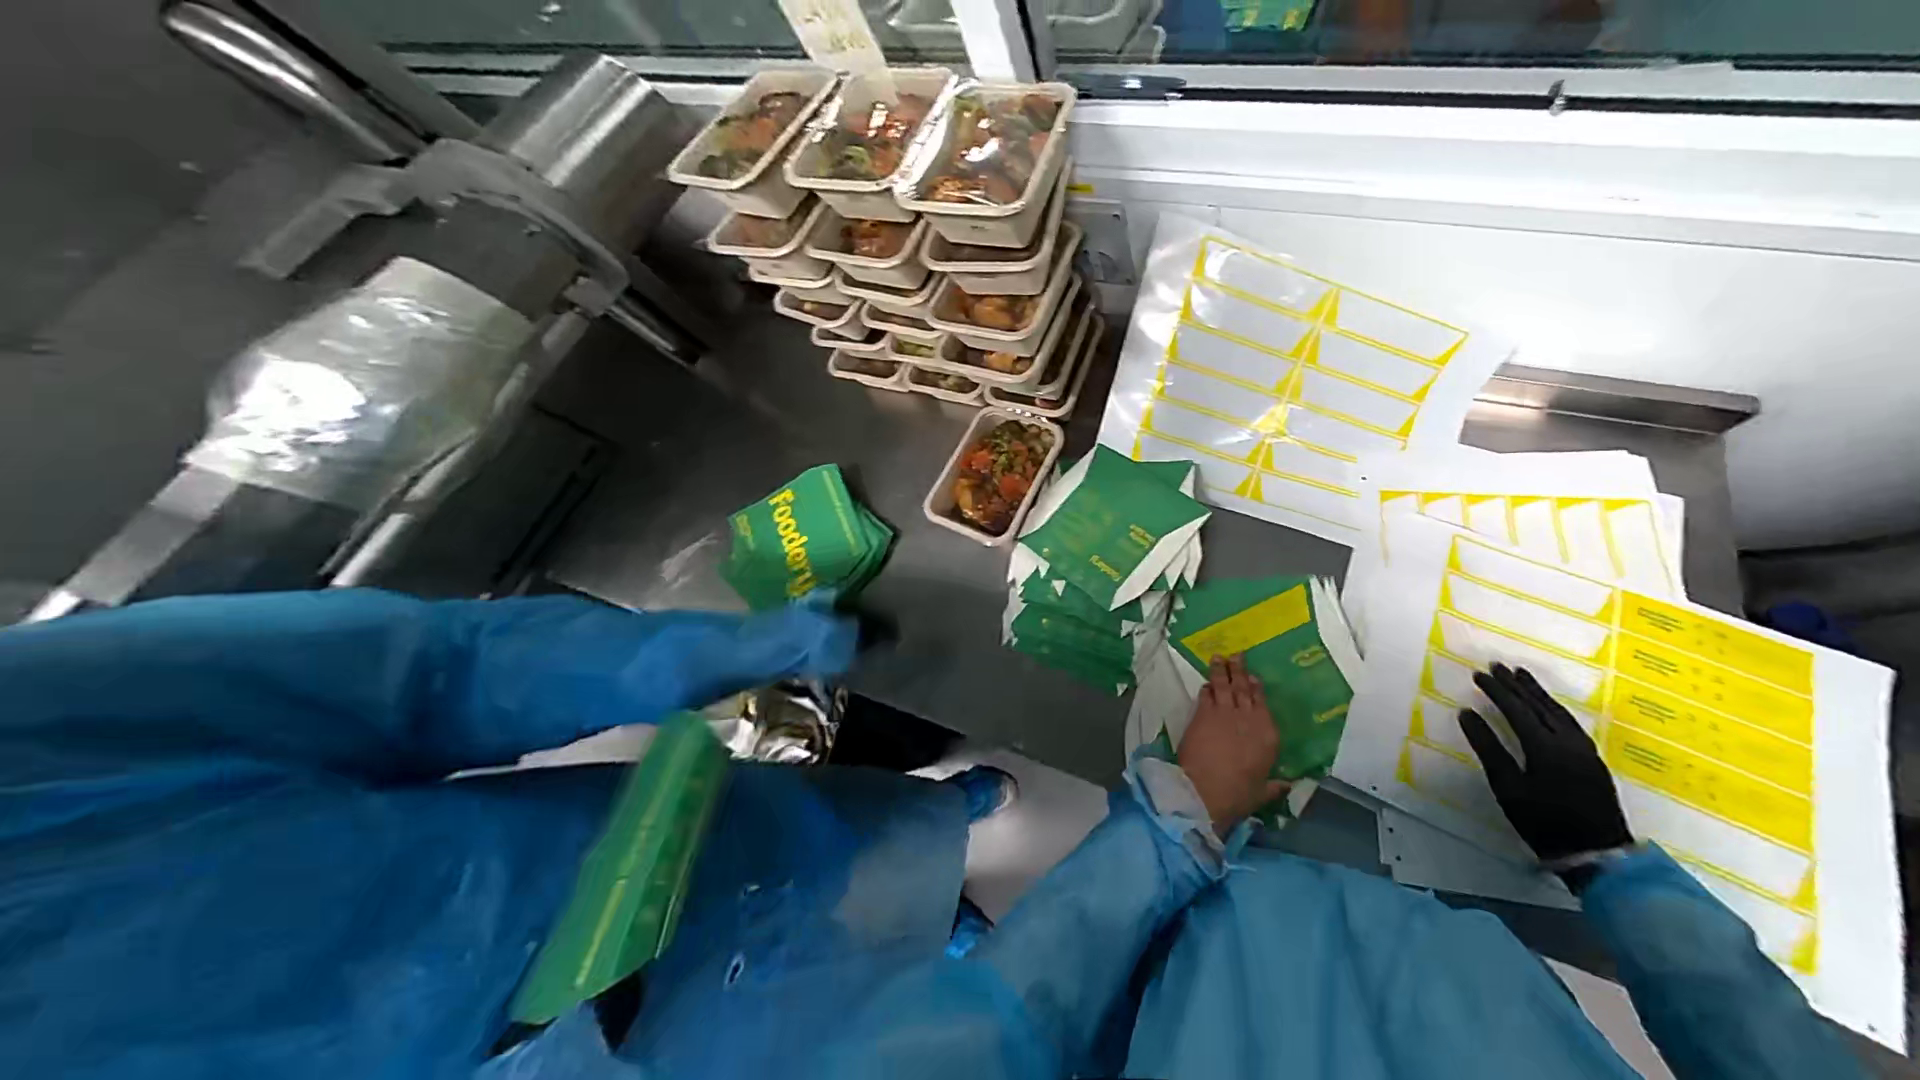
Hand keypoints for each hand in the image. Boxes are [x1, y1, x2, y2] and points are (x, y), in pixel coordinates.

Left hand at [1178, 654, 1287, 832]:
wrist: (1204, 790)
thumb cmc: (1237, 794)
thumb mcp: (1261, 793)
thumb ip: (1275, 786)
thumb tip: (1289, 785)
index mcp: (1268, 736)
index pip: (1263, 705)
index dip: (1256, 689)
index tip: (1253, 678)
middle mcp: (1248, 719)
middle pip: (1243, 689)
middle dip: (1239, 671)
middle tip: (1236, 655)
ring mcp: (1224, 714)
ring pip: (1224, 686)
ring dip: (1220, 670)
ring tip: (1218, 657)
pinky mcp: (1202, 715)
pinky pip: (1206, 696)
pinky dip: (1206, 687)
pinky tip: (1206, 683)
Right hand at [1458, 663, 1631, 865]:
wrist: (1595, 852)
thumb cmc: (1542, 820)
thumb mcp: (1507, 787)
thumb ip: (1488, 748)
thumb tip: (1467, 714)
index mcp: (1545, 747)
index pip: (1517, 710)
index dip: (1497, 691)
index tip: (1478, 675)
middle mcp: (1568, 742)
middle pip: (1540, 706)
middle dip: (1517, 685)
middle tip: (1498, 666)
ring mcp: (1585, 751)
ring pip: (1559, 712)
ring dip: (1538, 693)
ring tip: (1522, 676)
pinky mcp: (1592, 760)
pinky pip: (1570, 723)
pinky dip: (1553, 708)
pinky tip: (1547, 705)